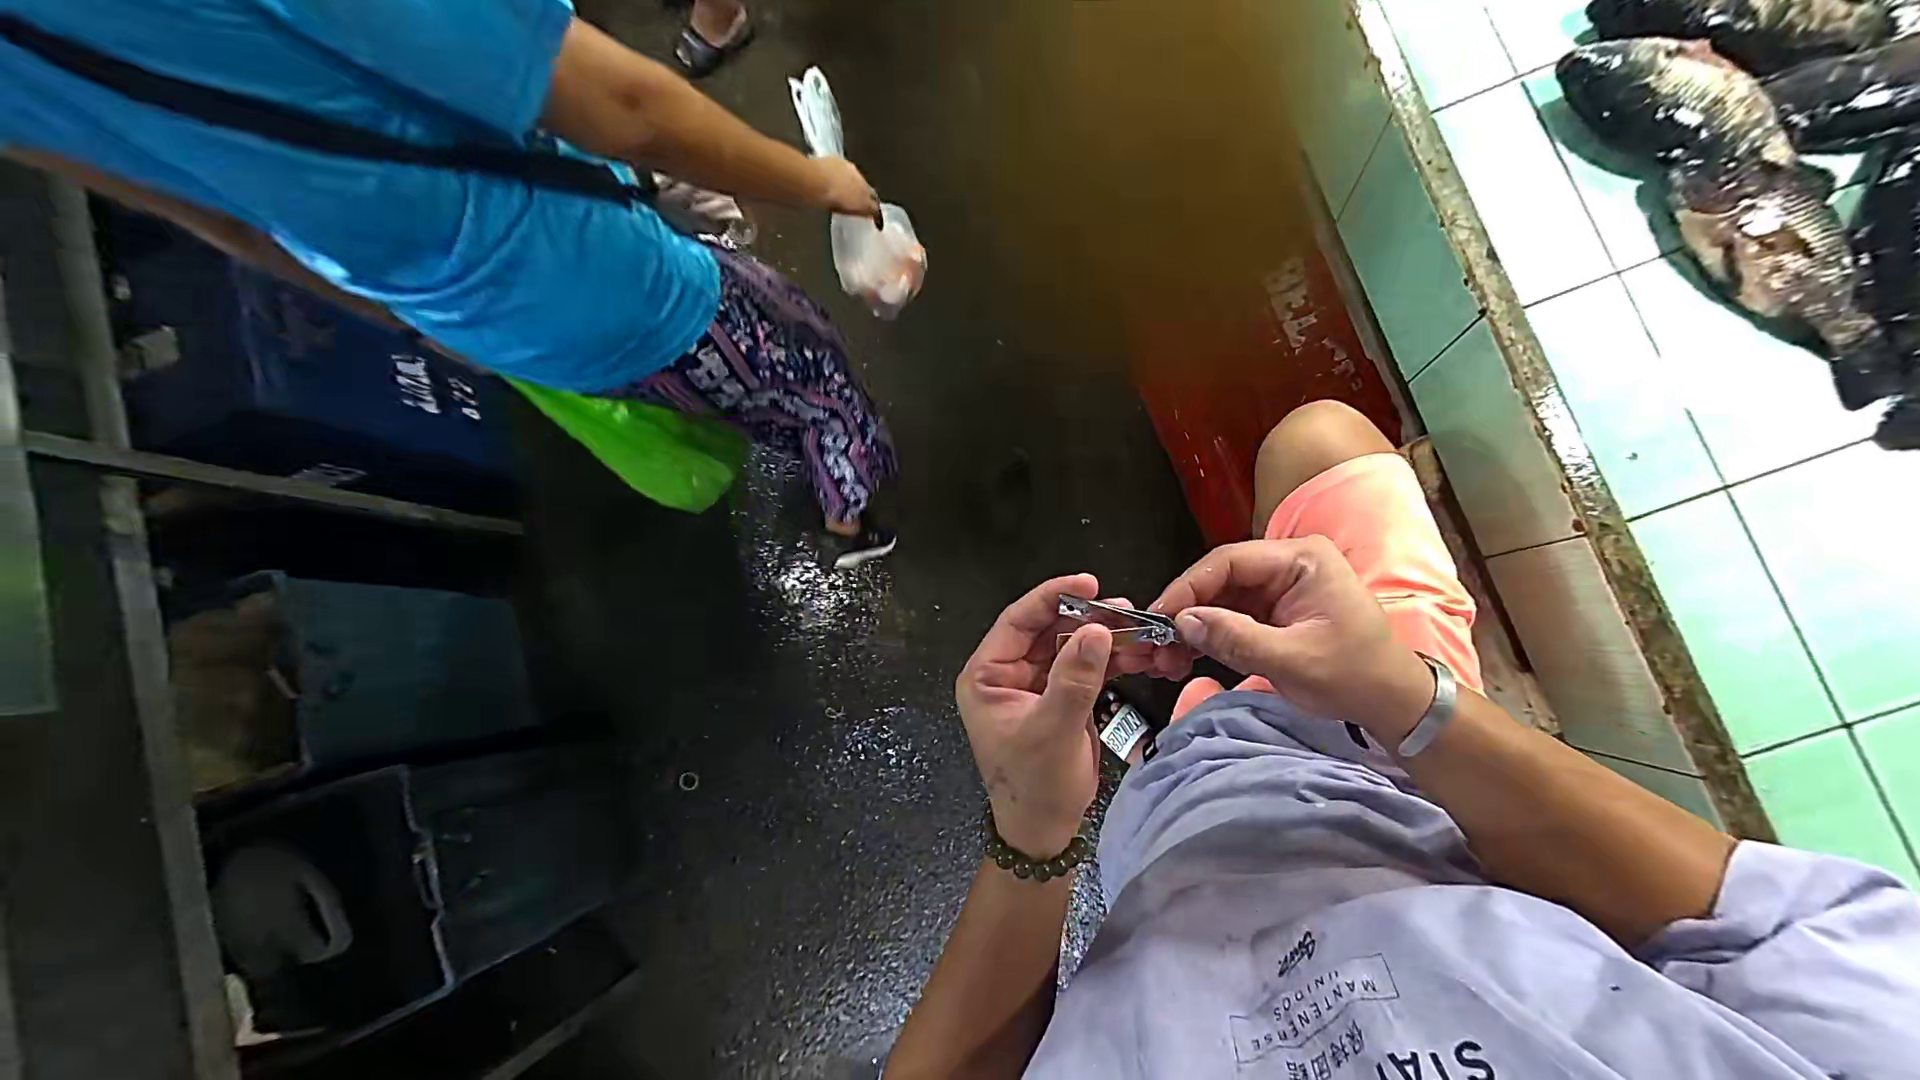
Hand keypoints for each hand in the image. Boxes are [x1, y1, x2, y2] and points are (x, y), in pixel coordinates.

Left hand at [813, 156, 881, 223]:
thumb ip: (857, 211)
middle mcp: (863, 184)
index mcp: (864, 201)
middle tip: (865, 204)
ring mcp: (853, 171)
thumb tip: (862, 211)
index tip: (875, 219)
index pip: (875, 208)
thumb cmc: (826, 201)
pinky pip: (848, 170)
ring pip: (860, 180)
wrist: (812, 180)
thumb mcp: (845, 212)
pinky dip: (846, 176)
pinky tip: (838, 179)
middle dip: (869, 198)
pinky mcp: (842, 161)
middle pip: (871, 192)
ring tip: (850, 191)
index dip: (876, 214)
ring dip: (857, 185)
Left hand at [954, 575, 1113, 857]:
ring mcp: (1037, 682)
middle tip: (1127, 611)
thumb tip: (1097, 630)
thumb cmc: (1034, 786)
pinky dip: (1113, 659)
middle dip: (1088, 618)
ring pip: (1072, 645)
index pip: (1018, 621)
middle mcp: (1009, 672)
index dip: (1051, 596)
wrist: (1045, 831)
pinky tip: (1140, 653)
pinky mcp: (1062, 695)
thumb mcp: (1051, 731)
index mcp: (987, 674)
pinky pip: (1086, 666)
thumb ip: (1074, 680)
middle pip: (1050, 629)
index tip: (1088, 583)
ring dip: (1106, 638)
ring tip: (1142, 631)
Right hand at [1146, 537, 1435, 741]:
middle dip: (1187, 610)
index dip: (1189, 587)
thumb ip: (1235, 638)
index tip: (1160, 615)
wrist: (1393, 704)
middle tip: (1158, 641)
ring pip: (1218, 598)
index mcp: (1302, 560)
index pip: (1229, 562)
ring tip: (1167, 655)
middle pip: (1219, 579)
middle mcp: (1287, 565)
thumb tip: (1182, 622)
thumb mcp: (1293, 660)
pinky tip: (1186, 654)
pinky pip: (1228, 615)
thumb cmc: (1356, 677)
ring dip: (1192, 626)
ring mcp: (1278, 587)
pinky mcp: (1271, 610)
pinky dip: (1206, 635)